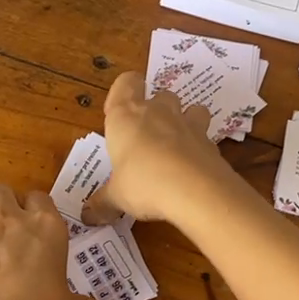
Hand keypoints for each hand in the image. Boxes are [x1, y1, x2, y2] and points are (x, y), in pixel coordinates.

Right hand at [85, 72, 236, 224]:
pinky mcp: (211, 143)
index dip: (124, 91)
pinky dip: (199, 148)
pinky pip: (205, 137)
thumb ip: (103, 203)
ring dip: (185, 121)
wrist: (196, 190)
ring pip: (190, 108)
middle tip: (146, 136)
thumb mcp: (117, 197)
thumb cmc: (143, 183)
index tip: (118, 113)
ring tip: (176, 145)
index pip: (126, 83)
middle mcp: (158, 112)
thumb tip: (87, 216)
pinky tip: (192, 168)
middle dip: (156, 110)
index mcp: (126, 116)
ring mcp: (188, 124)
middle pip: (160, 94)